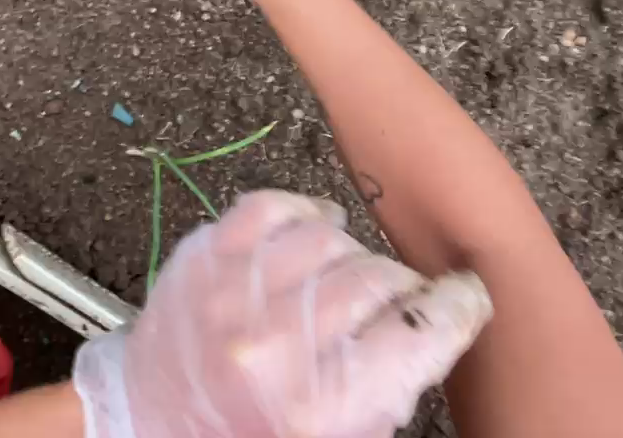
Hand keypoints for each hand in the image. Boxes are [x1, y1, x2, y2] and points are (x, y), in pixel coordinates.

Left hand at [72, 191, 491, 437]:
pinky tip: (321, 222)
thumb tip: (433, 322)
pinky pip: (270, 206)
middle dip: (404, 285)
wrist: (157, 416)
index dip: (456, 307)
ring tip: (358, 270)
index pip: (417, 333)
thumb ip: (389, 384)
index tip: (466, 295)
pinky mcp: (205, 253)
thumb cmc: (253, 434)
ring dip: (356, 252)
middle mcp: (277, 340)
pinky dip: (305, 208)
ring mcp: (235, 288)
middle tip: (406, 295)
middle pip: (376, 278)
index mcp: (320, 405)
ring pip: (329, 238)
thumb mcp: (338, 434)